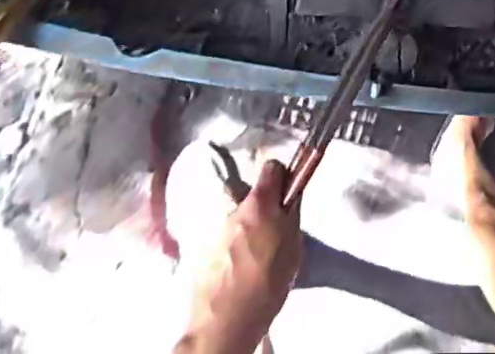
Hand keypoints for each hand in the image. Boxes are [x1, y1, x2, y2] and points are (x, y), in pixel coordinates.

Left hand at [175, 160, 303, 353]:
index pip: (272, 167)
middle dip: (264, 206)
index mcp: (259, 203)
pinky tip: (239, 270)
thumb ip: (292, 214)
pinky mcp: (201, 255)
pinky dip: (233, 248)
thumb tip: (292, 195)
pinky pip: (224, 240)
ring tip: (256, 255)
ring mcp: (214, 233)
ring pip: (238, 219)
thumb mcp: (293, 244)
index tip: (289, 193)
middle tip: (275, 228)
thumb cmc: (267, 282)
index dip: (284, 177)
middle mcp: (234, 211)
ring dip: (248, 228)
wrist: (223, 326)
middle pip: (252, 195)